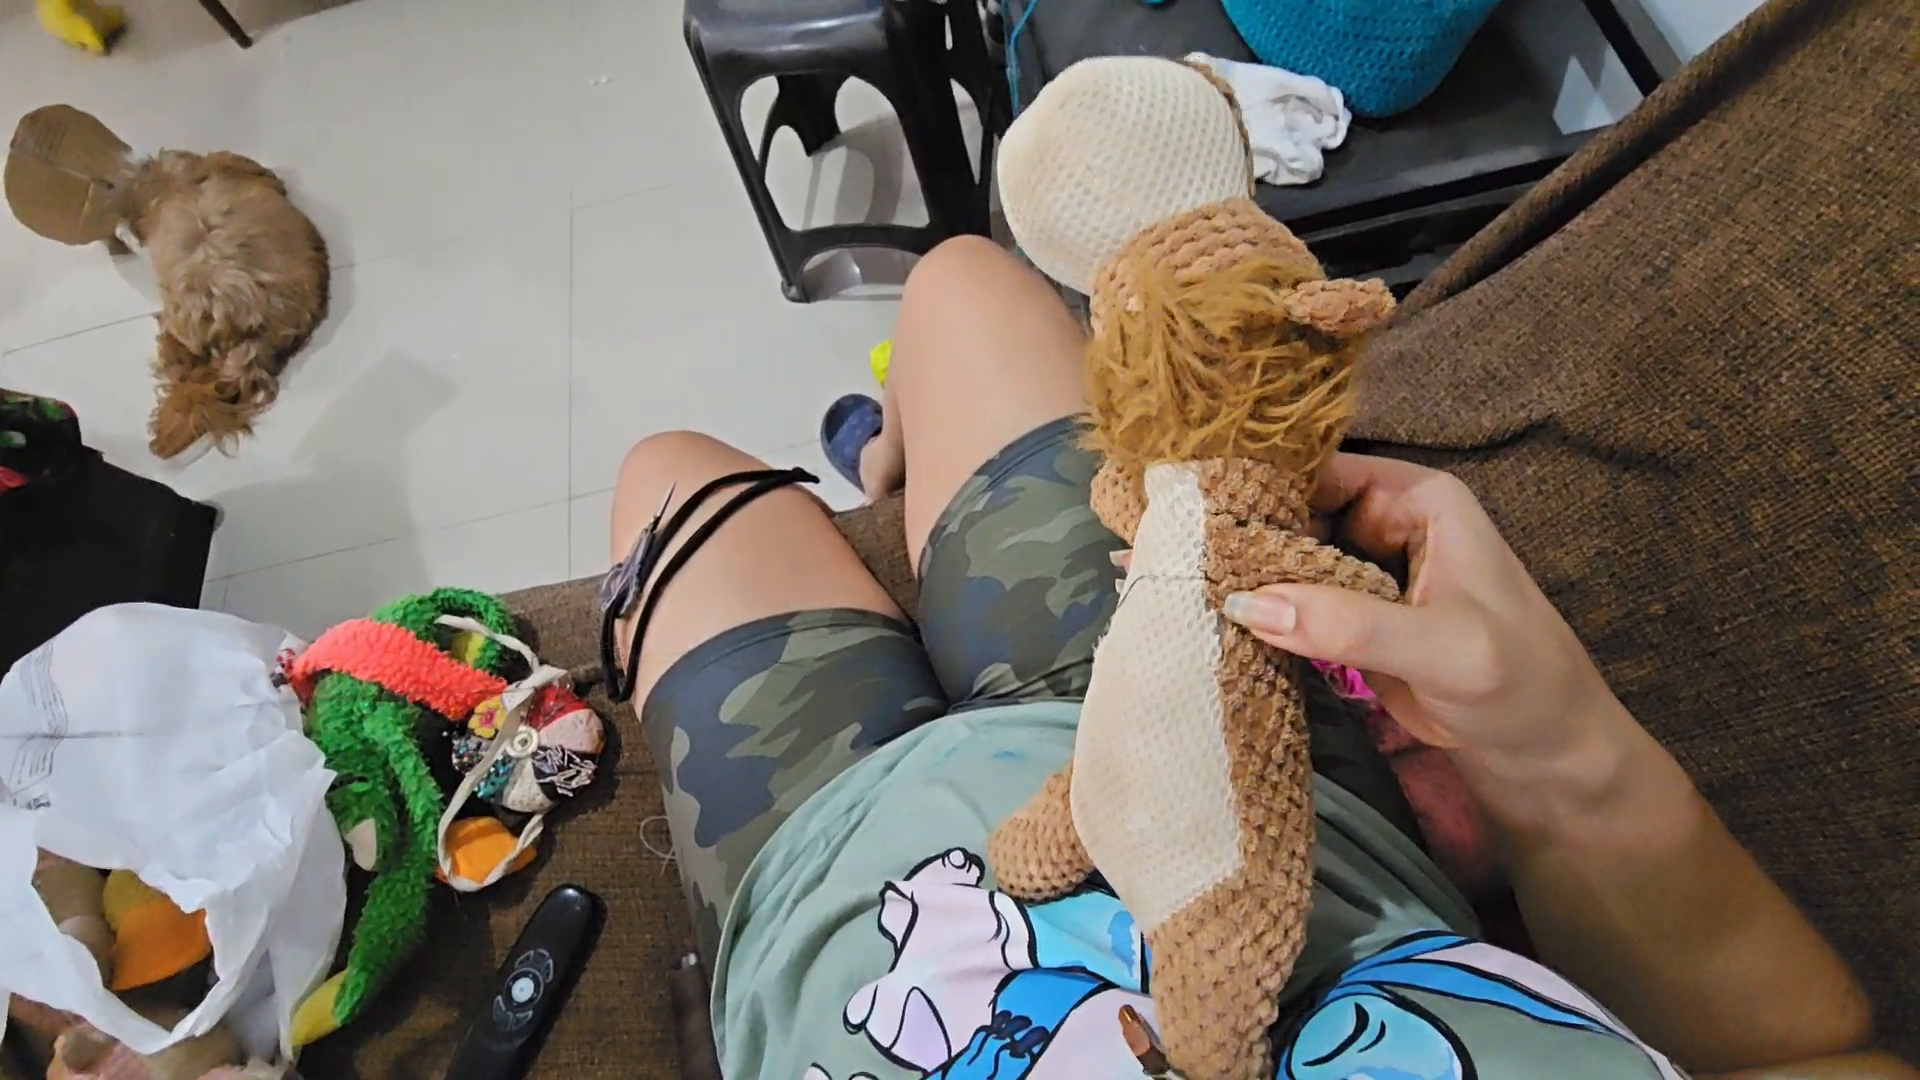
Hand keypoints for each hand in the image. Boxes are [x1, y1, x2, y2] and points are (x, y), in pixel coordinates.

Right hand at [1222, 453, 1621, 771]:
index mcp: (1417, 499)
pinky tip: (1211, 612)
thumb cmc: (1521, 687)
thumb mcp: (1445, 649)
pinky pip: (1287, 600)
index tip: (1201, 510)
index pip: (1321, 472)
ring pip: (1283, 556)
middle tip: (1183, 553)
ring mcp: (1359, 572)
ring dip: (1242, 572)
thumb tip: (1245, 603)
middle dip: (1242, 531)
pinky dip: (1255, 608)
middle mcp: (1382, 523)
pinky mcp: (1342, 616)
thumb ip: (1351, 623)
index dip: (1262, 485)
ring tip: (1183, 579)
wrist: (1546, 757)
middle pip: (1293, 511)